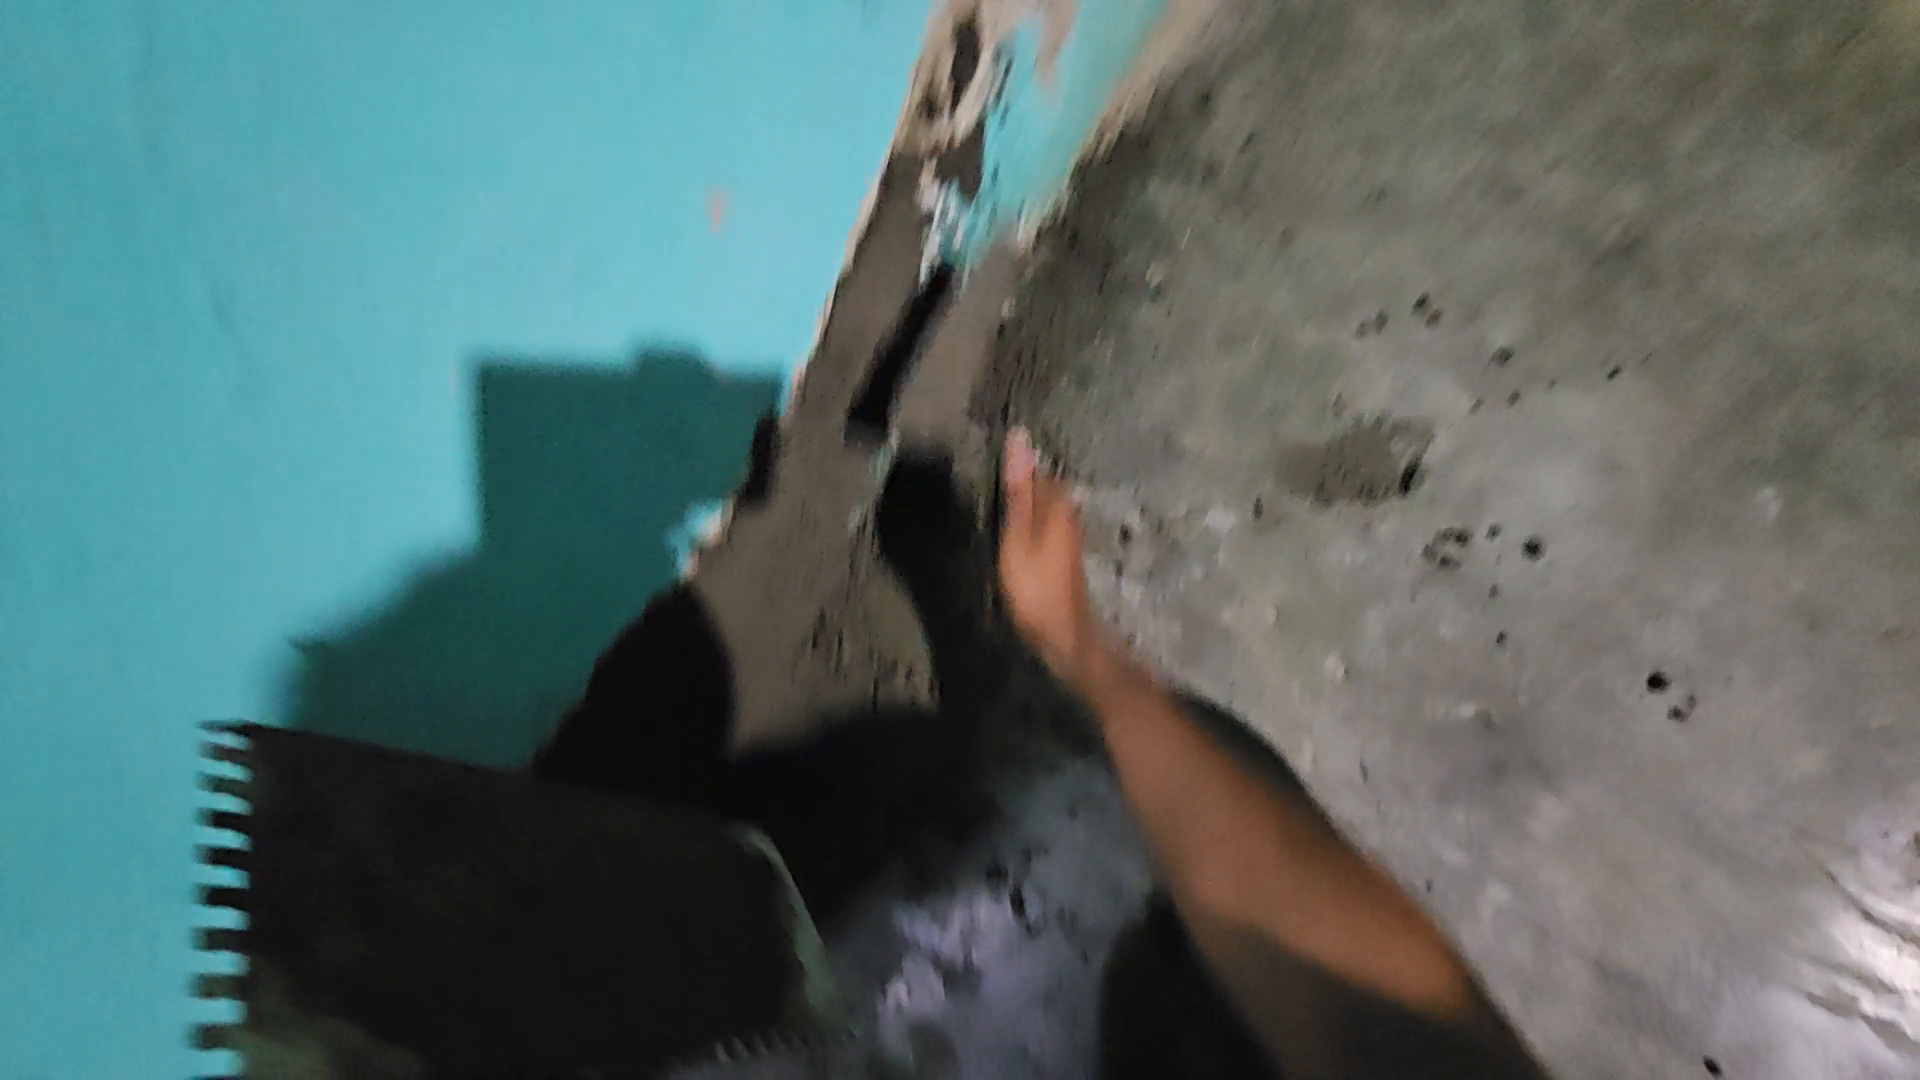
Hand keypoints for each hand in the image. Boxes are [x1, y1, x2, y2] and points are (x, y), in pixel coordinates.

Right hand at [997, 428, 1114, 686]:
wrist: (1063, 635)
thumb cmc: (1034, 587)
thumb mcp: (1017, 536)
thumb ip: (1017, 489)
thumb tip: (1020, 437)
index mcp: (1058, 504)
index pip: (1038, 468)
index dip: (1016, 462)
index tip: (989, 458)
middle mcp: (1070, 513)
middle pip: (1044, 485)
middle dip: (1022, 479)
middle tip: (989, 477)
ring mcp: (1070, 535)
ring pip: (1046, 505)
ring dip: (1025, 501)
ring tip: (997, 500)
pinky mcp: (1066, 553)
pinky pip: (1046, 523)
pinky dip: (1031, 521)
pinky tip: (1016, 530)